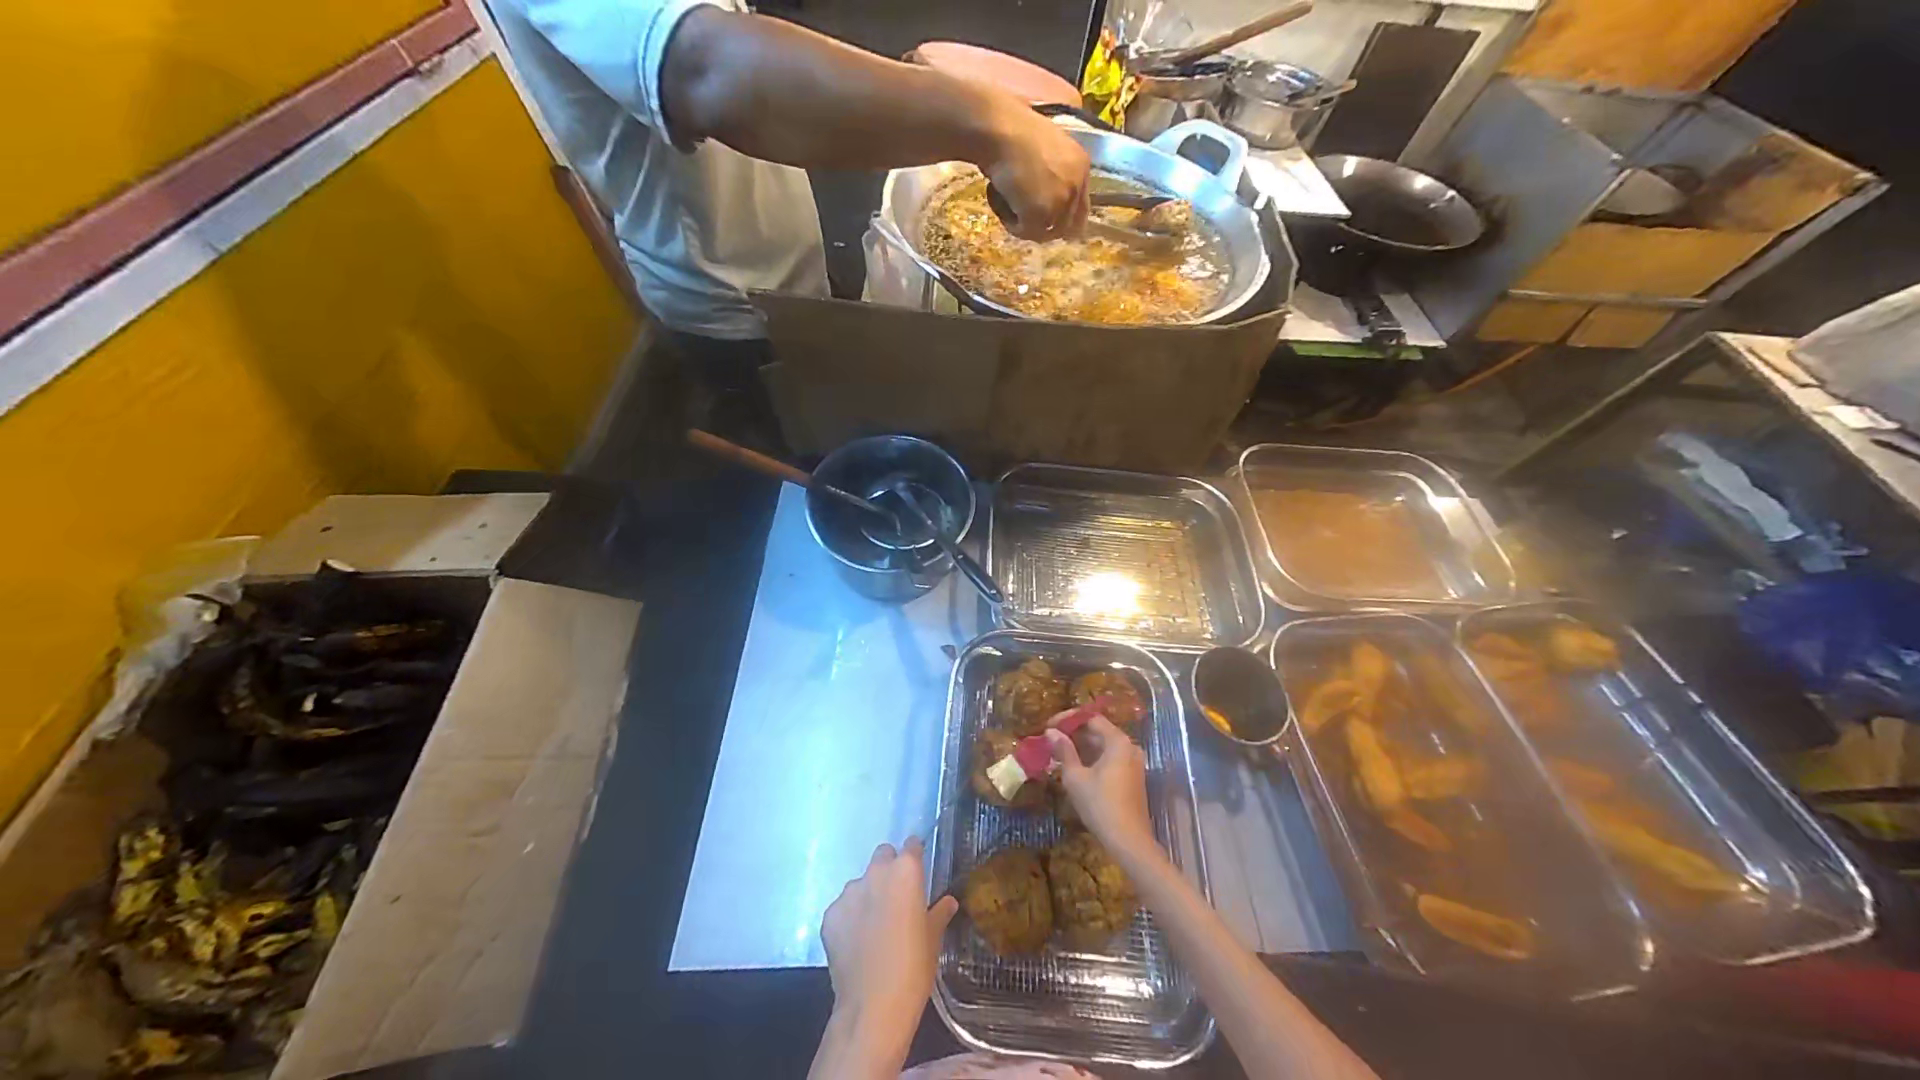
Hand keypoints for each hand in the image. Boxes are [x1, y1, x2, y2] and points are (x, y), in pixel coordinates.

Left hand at [821, 838, 958, 1025]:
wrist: (872, 1007)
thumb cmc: (913, 969)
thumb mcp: (932, 940)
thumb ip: (938, 913)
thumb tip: (948, 902)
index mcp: (905, 873)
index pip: (911, 846)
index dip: (915, 856)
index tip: (918, 871)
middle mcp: (875, 874)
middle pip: (883, 856)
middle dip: (889, 870)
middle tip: (896, 899)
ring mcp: (848, 894)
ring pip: (861, 883)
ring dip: (868, 895)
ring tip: (874, 928)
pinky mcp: (829, 915)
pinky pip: (843, 908)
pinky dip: (849, 918)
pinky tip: (856, 943)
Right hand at [981, 99, 1089, 240]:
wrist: (999, 128)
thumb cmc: (1013, 130)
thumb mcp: (1044, 148)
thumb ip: (1054, 172)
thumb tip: (1045, 198)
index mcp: (1082, 164)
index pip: (1081, 207)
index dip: (1061, 216)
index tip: (1042, 216)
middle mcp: (1077, 184)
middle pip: (1066, 227)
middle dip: (1044, 224)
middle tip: (1021, 214)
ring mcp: (1061, 200)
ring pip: (1046, 232)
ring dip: (1025, 222)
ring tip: (1005, 199)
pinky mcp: (1042, 214)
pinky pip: (1026, 232)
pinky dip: (1010, 222)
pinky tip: (999, 198)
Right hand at [1048, 716, 1155, 858]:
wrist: (1128, 840)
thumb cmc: (1099, 804)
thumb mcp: (1075, 776)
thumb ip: (1064, 750)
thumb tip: (1051, 732)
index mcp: (1118, 741)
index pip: (1091, 718)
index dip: (1068, 719)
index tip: (1049, 727)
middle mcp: (1130, 747)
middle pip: (1099, 731)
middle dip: (1074, 733)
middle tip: (1051, 740)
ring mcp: (1134, 763)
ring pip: (1104, 746)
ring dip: (1082, 747)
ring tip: (1059, 753)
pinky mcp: (1133, 777)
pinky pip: (1111, 758)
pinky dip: (1093, 758)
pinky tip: (1076, 767)